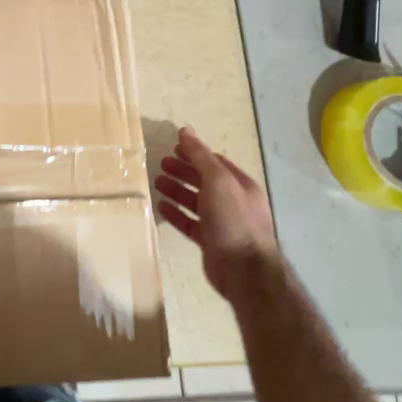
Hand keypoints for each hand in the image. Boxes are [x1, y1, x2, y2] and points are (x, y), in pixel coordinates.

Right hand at [155, 126, 278, 297]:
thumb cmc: (233, 218)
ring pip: (196, 201)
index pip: (216, 163)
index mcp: (240, 186)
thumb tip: (185, 130)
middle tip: (161, 163)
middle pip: (205, 181)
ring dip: (177, 190)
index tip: (174, 148)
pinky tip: (161, 206)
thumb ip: (200, 155)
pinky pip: (190, 222)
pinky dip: (176, 213)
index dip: (196, 154)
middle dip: (184, 171)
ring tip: (157, 181)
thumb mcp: (218, 180)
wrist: (244, 270)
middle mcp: (233, 202)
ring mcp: (222, 223)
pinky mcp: (210, 242)